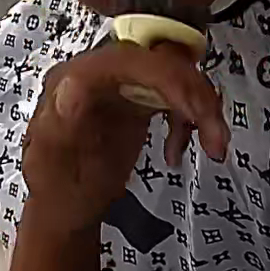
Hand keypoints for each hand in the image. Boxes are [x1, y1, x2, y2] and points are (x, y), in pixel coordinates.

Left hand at [21, 41, 229, 229]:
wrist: (67, 210)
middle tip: (216, 135)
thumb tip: (73, 85)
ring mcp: (123, 84)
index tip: (194, 110)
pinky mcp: (140, 98)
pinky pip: (178, 96)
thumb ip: (59, 124)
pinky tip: (178, 152)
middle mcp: (101, 74)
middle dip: (197, 97)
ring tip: (215, 145)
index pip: (130, 59)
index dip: (168, 77)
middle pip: (163, 65)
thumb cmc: (57, 192)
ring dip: (204, 110)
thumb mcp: (53, 164)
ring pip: (179, 78)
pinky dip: (192, 122)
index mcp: (74, 80)